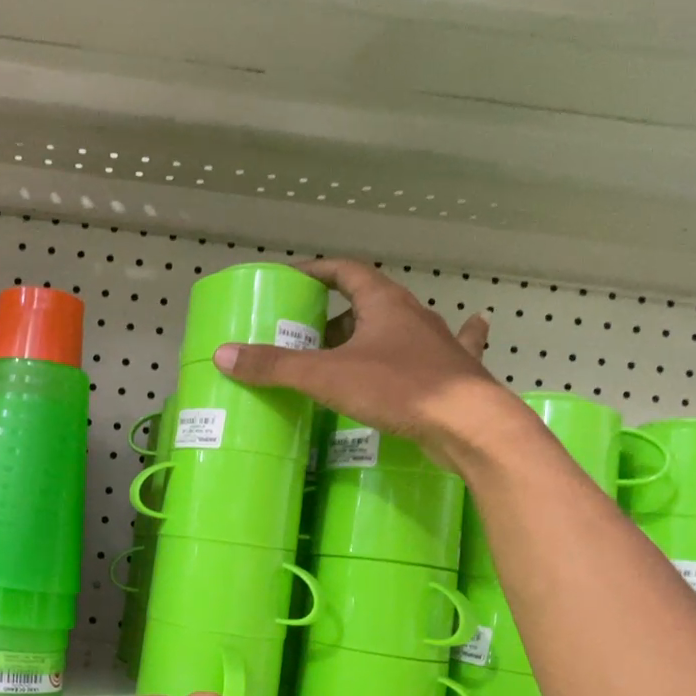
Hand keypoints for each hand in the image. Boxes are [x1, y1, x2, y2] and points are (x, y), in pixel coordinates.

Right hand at [213, 259, 506, 472]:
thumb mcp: (326, 377)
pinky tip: (471, 327)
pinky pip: (450, 347)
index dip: (318, 271)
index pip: (347, 272)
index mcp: (384, 304)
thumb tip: (223, 354)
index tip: (293, 279)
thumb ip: (275, 366)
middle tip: (310, 333)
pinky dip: (453, 337)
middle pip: (370, 302)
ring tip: (352, 346)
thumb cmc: (398, 388)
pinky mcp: (454, 373)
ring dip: (376, 331)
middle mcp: (414, 316)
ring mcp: (439, 344)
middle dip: (338, 313)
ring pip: (402, 327)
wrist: (470, 424)